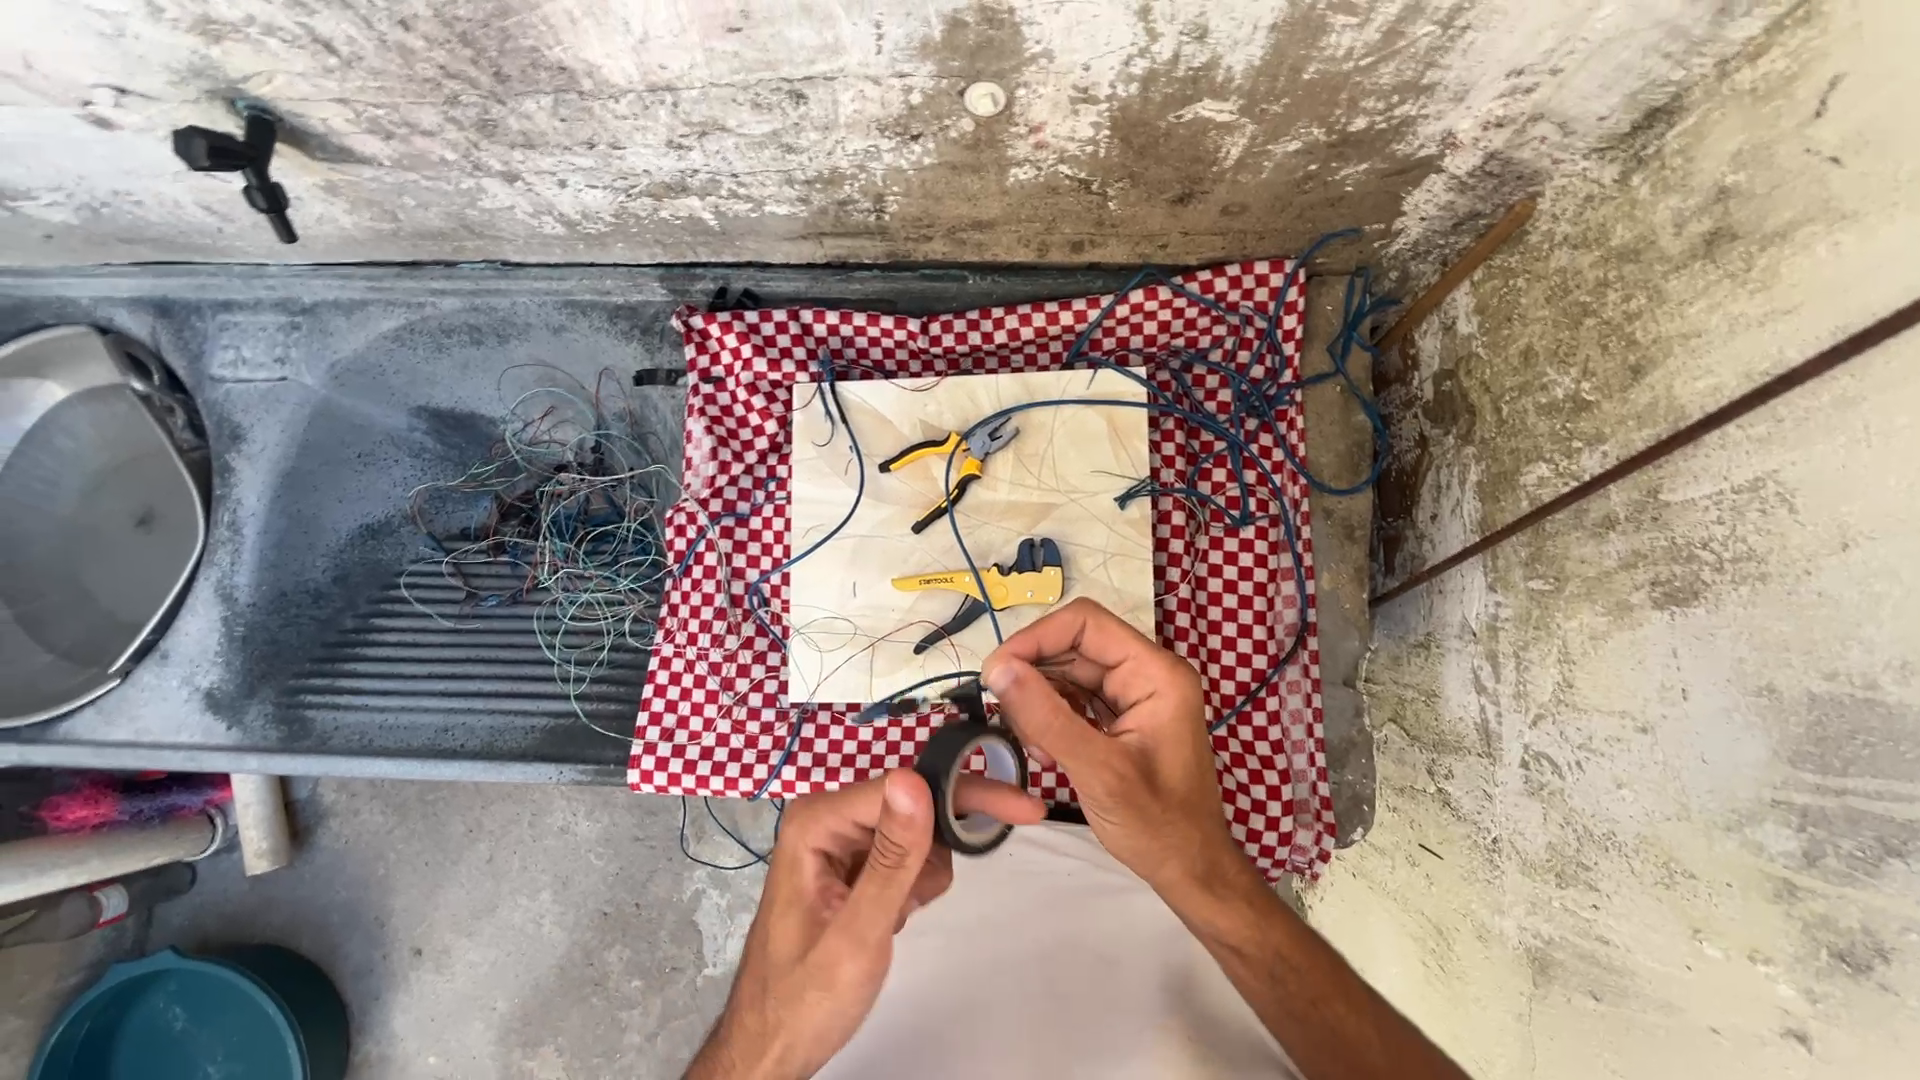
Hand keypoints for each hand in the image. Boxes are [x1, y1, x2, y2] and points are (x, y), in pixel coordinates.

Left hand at [686, 769, 1042, 1079]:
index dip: (964, 792)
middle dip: (954, 827)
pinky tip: (898, 915)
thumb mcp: (857, 934)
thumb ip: (890, 859)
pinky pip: (905, 855)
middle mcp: (827, 819)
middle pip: (914, 800)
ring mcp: (839, 842)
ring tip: (904, 913)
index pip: (904, 786)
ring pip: (916, 828)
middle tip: (1019, 822)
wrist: (774, 1047)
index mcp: (817, 822)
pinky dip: (917, 884)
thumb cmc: (805, 1000)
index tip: (1021, 806)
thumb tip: (912, 779)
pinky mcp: (852, 865)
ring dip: (927, 869)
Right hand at [982, 598, 1247, 897]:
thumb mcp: (1098, 771)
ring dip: (1038, 701)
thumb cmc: (1158, 825)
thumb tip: (998, 669)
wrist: (1190, 870)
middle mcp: (1145, 672)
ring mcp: (1133, 694)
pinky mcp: (1119, 716)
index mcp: (1155, 672)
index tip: (997, 673)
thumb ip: (1047, 717)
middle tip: (1005, 715)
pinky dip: (1049, 718)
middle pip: (1071, 645)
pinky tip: (1044, 751)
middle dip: (1033, 676)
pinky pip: (1072, 698)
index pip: (1085, 623)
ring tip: (1034, 745)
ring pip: (1066, 672)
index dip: (1035, 638)